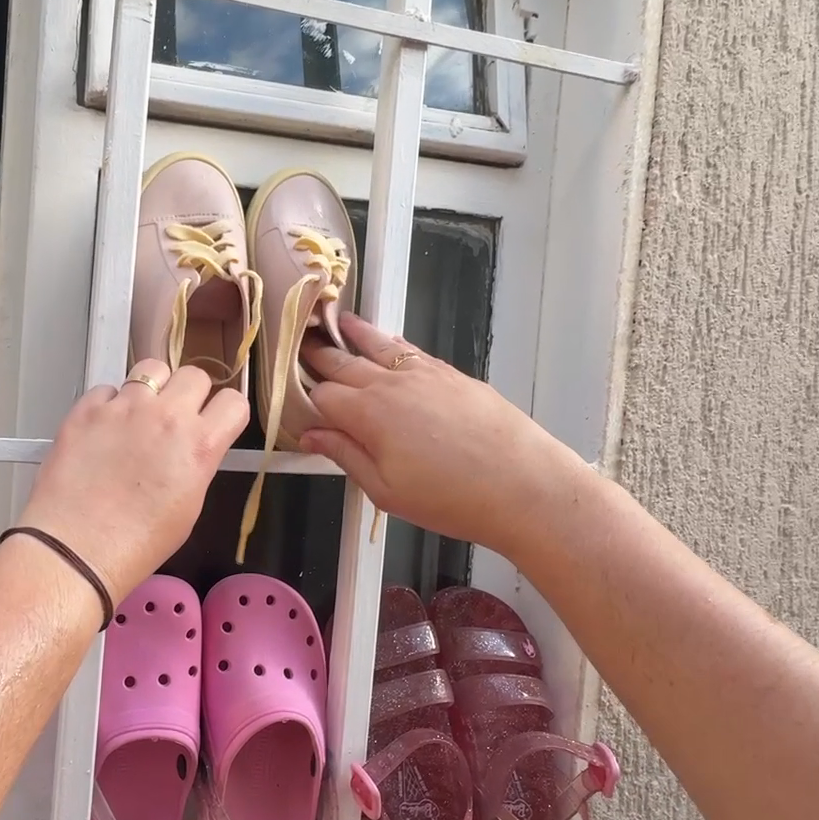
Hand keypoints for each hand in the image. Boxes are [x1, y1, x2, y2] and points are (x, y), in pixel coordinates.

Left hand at [18, 360, 248, 601]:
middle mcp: (166, 416)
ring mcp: (123, 407)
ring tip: (138, 414)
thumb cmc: (138, 543)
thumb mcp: (189, 506)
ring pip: (151, 368)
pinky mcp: (86, 408)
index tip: (214, 422)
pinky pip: (107, 389)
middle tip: (174, 418)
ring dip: (151, 387)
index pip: (233, 402)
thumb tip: (191, 446)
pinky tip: (102, 431)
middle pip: (194, 375)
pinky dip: (108, 404)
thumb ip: (196, 462)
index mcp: (199, 444)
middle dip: (189, 394)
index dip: (224, 413)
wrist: (76, 548)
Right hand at [298, 313, 594, 561]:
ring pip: (376, 345)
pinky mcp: (451, 374)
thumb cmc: (451, 499)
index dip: (305, 397)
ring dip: (352, 334)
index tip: (293, 397)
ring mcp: (424, 374)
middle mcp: (391, 384)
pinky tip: (383, 339)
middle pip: (343, 363)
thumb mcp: (386, 491)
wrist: (525, 486)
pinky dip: (388, 341)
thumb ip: (344, 456)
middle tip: (299, 343)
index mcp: (368, 415)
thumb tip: (310, 435)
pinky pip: (409, 349)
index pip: (323, 396)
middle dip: (318, 355)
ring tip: (335, 320)